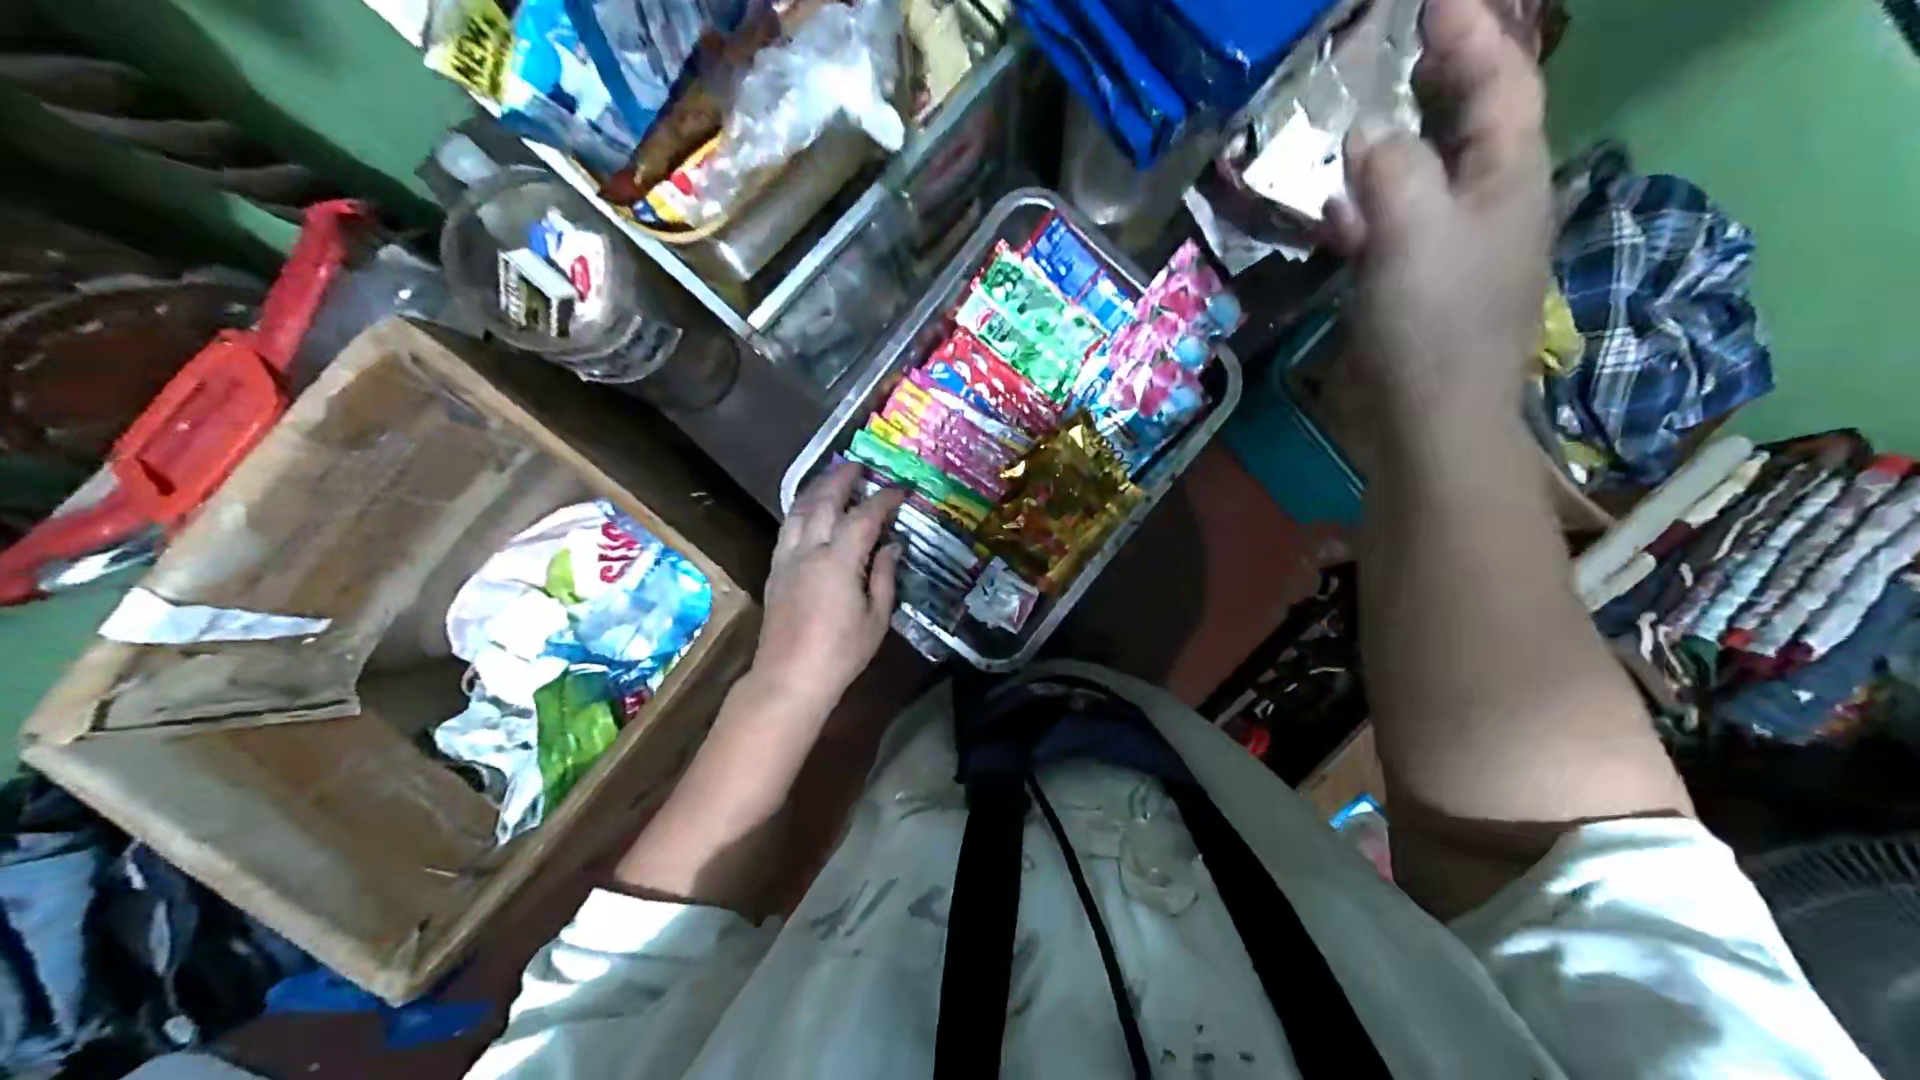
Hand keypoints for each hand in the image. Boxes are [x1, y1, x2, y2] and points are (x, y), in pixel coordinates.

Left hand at [753, 463, 904, 709]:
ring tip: (832, 478)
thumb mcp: (876, 618)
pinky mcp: (774, 570)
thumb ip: (884, 577)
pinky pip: (788, 528)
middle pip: (824, 502)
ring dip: (817, 489)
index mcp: (839, 561)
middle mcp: (809, 550)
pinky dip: (801, 510)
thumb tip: (890, 547)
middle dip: (842, 479)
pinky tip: (809, 510)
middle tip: (858, 466)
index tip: (900, 490)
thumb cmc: (840, 652)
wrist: (789, 676)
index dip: (883, 500)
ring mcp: (787, 558)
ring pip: (799, 510)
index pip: (864, 517)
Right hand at [1325, 0, 1552, 426]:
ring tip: (1357, 118)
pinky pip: (1394, 227)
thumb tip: (1368, 137)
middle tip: (1401, 46)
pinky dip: (1368, 208)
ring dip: (1397, 144)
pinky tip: (1335, 210)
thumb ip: (1392, 171)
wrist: (1429, 420)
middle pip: (1471, 123)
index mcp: (1508, 178)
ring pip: (1427, 176)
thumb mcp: (1414, 232)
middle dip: (1442, 79)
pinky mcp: (1416, 289)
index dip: (1471, 33)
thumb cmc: (1431, 324)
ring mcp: (1452, 250)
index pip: (1500, 83)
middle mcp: (1489, 205)